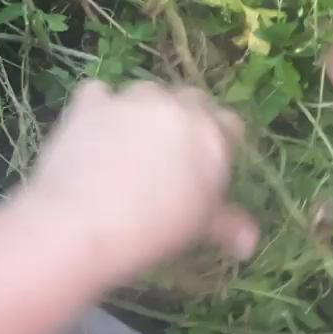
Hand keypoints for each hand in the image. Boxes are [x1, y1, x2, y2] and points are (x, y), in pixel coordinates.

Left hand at [19, 81, 255, 273]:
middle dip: (182, 118)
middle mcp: (173, 107)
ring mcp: (129, 101)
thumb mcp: (199, 228)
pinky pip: (97, 92)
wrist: (85, 220)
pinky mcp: (89, 103)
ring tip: (128, 139)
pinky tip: (93, 127)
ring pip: (144, 92)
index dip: (217, 138)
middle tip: (166, 149)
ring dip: (141, 109)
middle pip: (187, 100)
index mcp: (212, 134)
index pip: (228, 122)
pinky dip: (98, 104)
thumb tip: (247, 242)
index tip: (205, 158)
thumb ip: (227, 223)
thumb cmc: (154, 229)